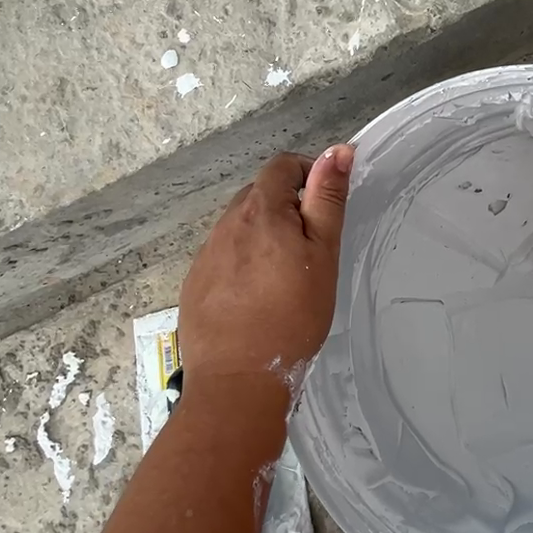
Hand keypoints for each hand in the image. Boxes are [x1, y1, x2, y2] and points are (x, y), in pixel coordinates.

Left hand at [177, 145, 353, 398]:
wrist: (237, 382)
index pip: (282, 165)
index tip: (326, 207)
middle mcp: (225, 225)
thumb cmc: (293, 314)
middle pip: (260, 193)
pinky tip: (259, 295)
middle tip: (312, 245)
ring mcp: (205, 255)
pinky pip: (224, 255)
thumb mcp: (323, 252)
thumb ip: (327, 198)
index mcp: (260, 210)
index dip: (309, 174)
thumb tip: (337, 150)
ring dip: (265, 233)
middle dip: (288, 206)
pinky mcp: (195, 284)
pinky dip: (245, 261)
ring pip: (241, 225)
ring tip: (287, 273)